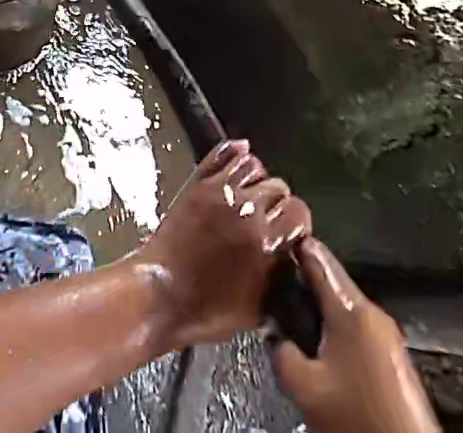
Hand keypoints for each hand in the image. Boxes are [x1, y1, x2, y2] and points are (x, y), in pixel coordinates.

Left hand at [130, 140, 311, 350]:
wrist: (163, 292)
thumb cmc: (209, 307)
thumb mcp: (264, 304)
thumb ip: (285, 270)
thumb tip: (294, 249)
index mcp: (267, 241)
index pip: (299, 211)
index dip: (296, 222)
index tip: (289, 230)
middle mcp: (246, 209)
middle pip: (278, 187)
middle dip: (277, 203)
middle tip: (267, 217)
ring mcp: (218, 192)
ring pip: (253, 166)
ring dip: (256, 179)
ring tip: (251, 194)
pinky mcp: (196, 184)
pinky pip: (222, 154)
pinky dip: (234, 154)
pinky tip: (239, 159)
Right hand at [270, 239, 439, 432]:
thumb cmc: (355, 418)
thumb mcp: (301, 384)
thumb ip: (279, 349)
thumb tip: (276, 337)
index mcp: (352, 312)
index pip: (318, 260)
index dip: (294, 245)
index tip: (273, 236)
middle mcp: (373, 316)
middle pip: (331, 280)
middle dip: (302, 276)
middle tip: (272, 274)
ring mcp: (386, 337)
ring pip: (342, 303)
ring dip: (317, 301)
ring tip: (288, 305)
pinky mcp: (391, 358)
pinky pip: (353, 324)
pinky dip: (331, 321)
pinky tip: (314, 336)